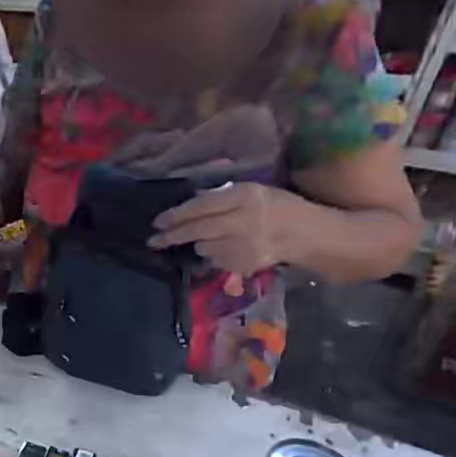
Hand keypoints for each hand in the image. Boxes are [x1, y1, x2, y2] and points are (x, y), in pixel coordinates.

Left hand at [149, 182, 311, 274]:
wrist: (302, 235)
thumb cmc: (276, 206)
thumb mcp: (250, 191)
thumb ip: (219, 197)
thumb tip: (189, 203)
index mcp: (243, 198)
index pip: (201, 206)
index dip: (177, 214)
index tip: (158, 220)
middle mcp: (240, 222)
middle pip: (196, 229)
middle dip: (171, 235)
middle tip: (153, 240)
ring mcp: (240, 246)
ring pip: (203, 247)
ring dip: (199, 243)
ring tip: (217, 236)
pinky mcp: (241, 265)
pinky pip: (215, 260)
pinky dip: (215, 254)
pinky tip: (230, 248)